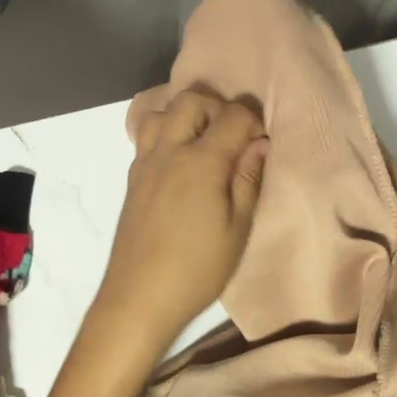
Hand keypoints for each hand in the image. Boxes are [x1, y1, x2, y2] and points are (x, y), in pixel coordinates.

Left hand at [95, 87, 268, 345]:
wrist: (138, 296)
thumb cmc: (197, 269)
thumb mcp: (237, 229)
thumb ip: (249, 179)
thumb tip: (259, 143)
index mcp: (201, 161)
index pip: (233, 115)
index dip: (254, 121)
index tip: (263, 143)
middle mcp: (168, 150)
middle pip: (192, 99)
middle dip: (218, 106)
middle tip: (234, 136)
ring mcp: (145, 162)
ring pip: (162, 111)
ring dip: (186, 114)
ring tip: (204, 142)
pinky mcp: (132, 177)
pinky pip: (146, 134)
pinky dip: (165, 130)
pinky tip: (180, 158)